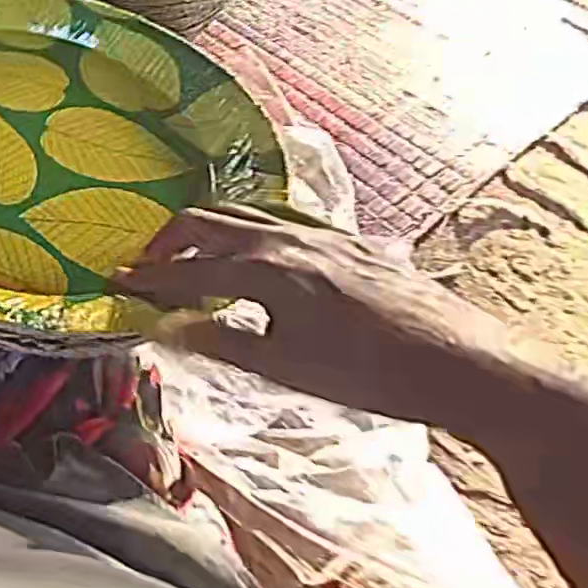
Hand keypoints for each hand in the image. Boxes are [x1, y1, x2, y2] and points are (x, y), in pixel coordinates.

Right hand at [113, 205, 534, 430]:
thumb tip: (162, 326)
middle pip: (203, 221)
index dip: (146, 278)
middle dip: (167, 241)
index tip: (116, 279)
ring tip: (193, 254)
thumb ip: (217, 339)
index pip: (185, 270)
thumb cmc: (370, 375)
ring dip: (205, 229)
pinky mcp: (347, 238)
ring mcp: (317, 233)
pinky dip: (248, 230)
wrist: (471, 367)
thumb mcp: (283, 367)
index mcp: (262, 270)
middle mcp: (282, 239)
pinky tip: (258, 255)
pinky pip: (280, 219)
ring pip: (240, 212)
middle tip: (149, 265)